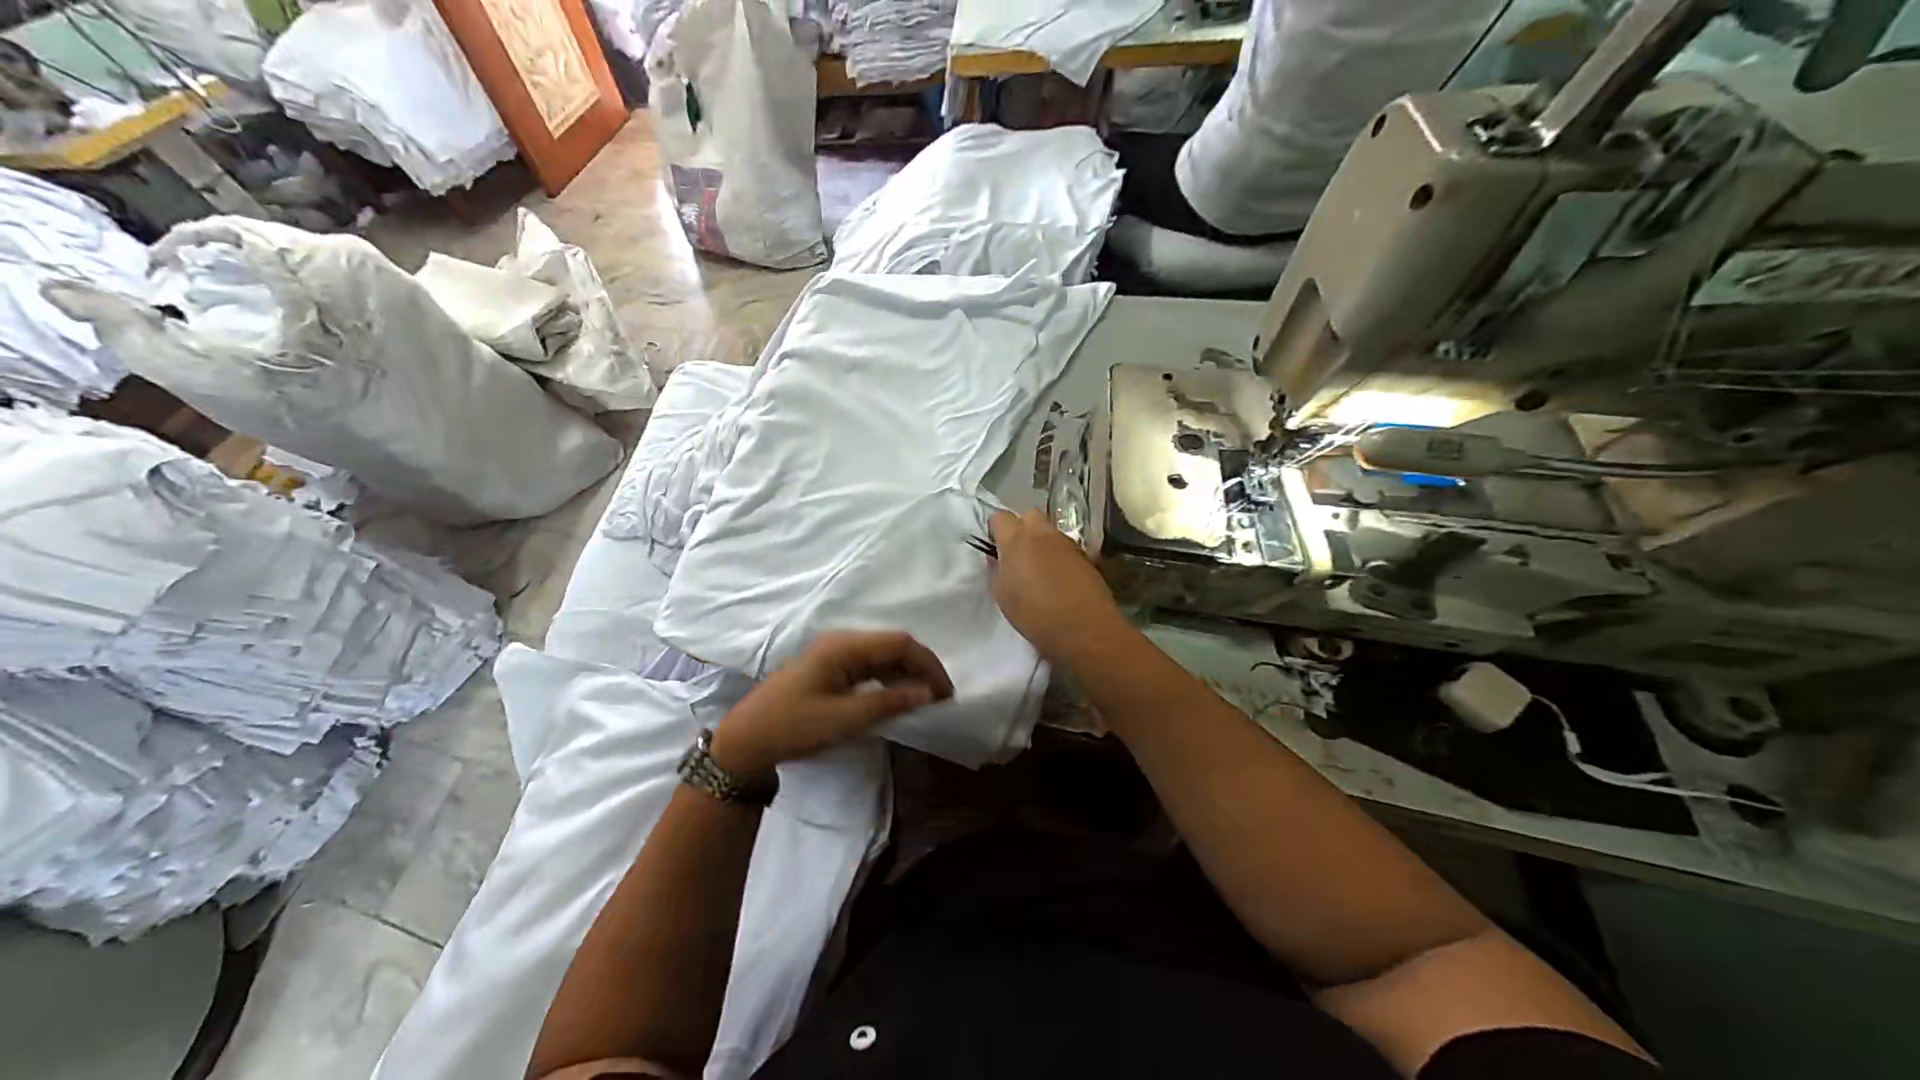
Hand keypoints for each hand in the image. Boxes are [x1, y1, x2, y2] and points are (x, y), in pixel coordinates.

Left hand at [710, 631, 953, 775]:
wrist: (745, 741)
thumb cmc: (792, 727)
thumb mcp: (843, 719)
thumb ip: (888, 702)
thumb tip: (927, 692)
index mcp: (843, 646)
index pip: (899, 643)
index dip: (928, 664)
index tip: (946, 694)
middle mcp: (841, 642)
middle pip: (893, 645)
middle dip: (920, 668)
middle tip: (940, 699)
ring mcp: (834, 654)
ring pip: (883, 655)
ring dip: (906, 674)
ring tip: (924, 700)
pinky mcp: (830, 668)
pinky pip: (869, 666)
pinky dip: (889, 679)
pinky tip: (897, 698)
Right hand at [987, 510, 1124, 662]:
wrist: (1084, 628)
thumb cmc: (1034, 613)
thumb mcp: (1003, 594)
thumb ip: (999, 570)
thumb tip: (1001, 559)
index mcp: (1016, 539)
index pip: (999, 518)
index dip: (995, 530)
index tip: (995, 547)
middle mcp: (1043, 533)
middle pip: (1030, 516)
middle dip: (1022, 529)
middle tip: (1018, 555)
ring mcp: (1068, 543)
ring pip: (1051, 533)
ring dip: (1043, 544)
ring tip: (1041, 571)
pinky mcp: (1088, 557)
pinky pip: (1067, 550)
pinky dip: (1061, 559)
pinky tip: (1061, 581)